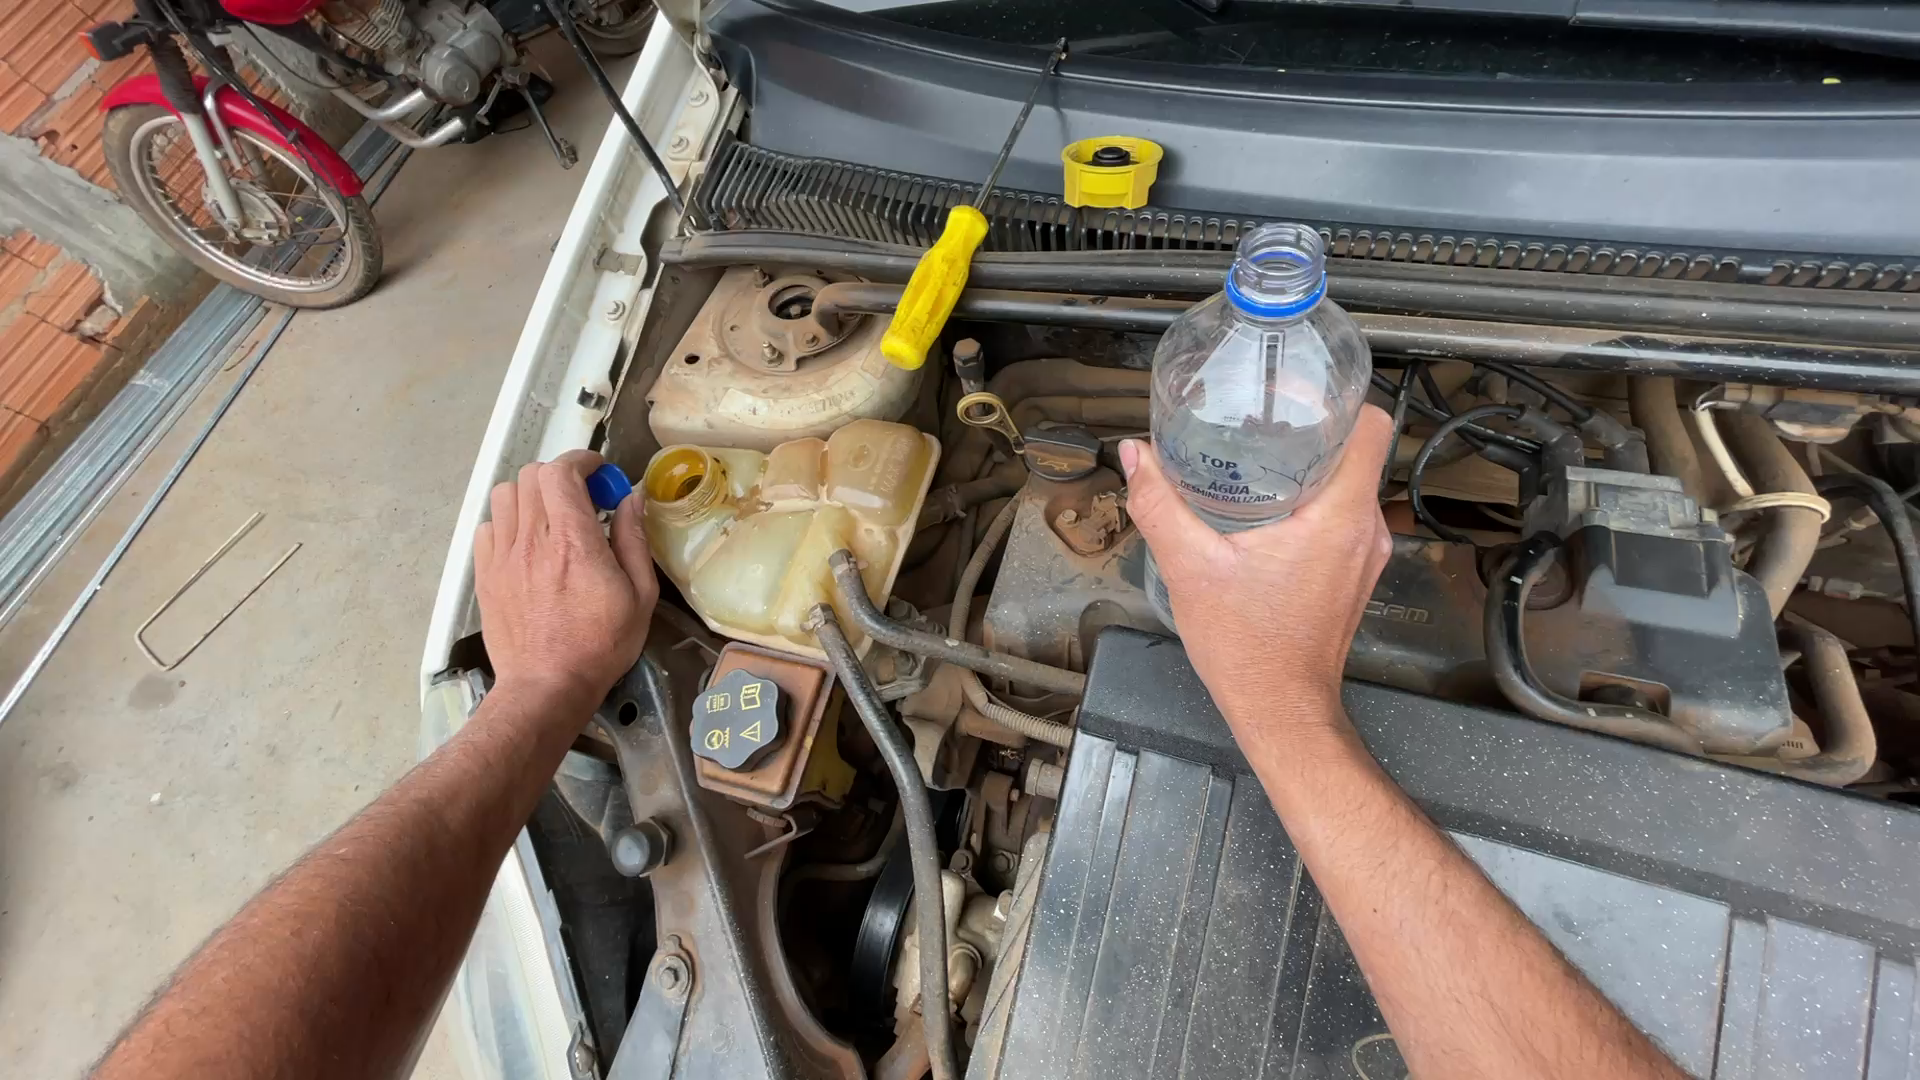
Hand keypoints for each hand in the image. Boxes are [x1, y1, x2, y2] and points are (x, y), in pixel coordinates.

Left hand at [473, 450, 657, 715]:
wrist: (547, 685)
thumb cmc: (602, 643)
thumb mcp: (640, 595)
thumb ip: (633, 541)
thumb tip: (631, 499)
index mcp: (574, 544)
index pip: (561, 473)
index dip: (582, 460)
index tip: (601, 472)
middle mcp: (533, 541)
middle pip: (532, 476)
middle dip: (562, 475)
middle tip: (585, 497)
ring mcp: (503, 556)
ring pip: (506, 494)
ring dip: (533, 494)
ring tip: (554, 516)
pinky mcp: (485, 573)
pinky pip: (489, 525)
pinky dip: (511, 521)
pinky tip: (530, 542)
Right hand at [1121, 405, 1395, 742]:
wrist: (1278, 707)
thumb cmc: (1245, 646)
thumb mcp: (1189, 568)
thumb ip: (1160, 505)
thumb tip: (1134, 455)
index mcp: (1338, 518)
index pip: (1368, 426)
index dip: (1335, 398)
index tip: (1290, 391)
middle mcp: (1365, 531)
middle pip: (1353, 451)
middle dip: (1306, 428)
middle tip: (1252, 419)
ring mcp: (1364, 555)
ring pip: (1345, 484)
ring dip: (1305, 466)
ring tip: (1250, 459)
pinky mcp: (1351, 573)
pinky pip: (1338, 516)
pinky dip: (1306, 501)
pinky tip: (1260, 508)